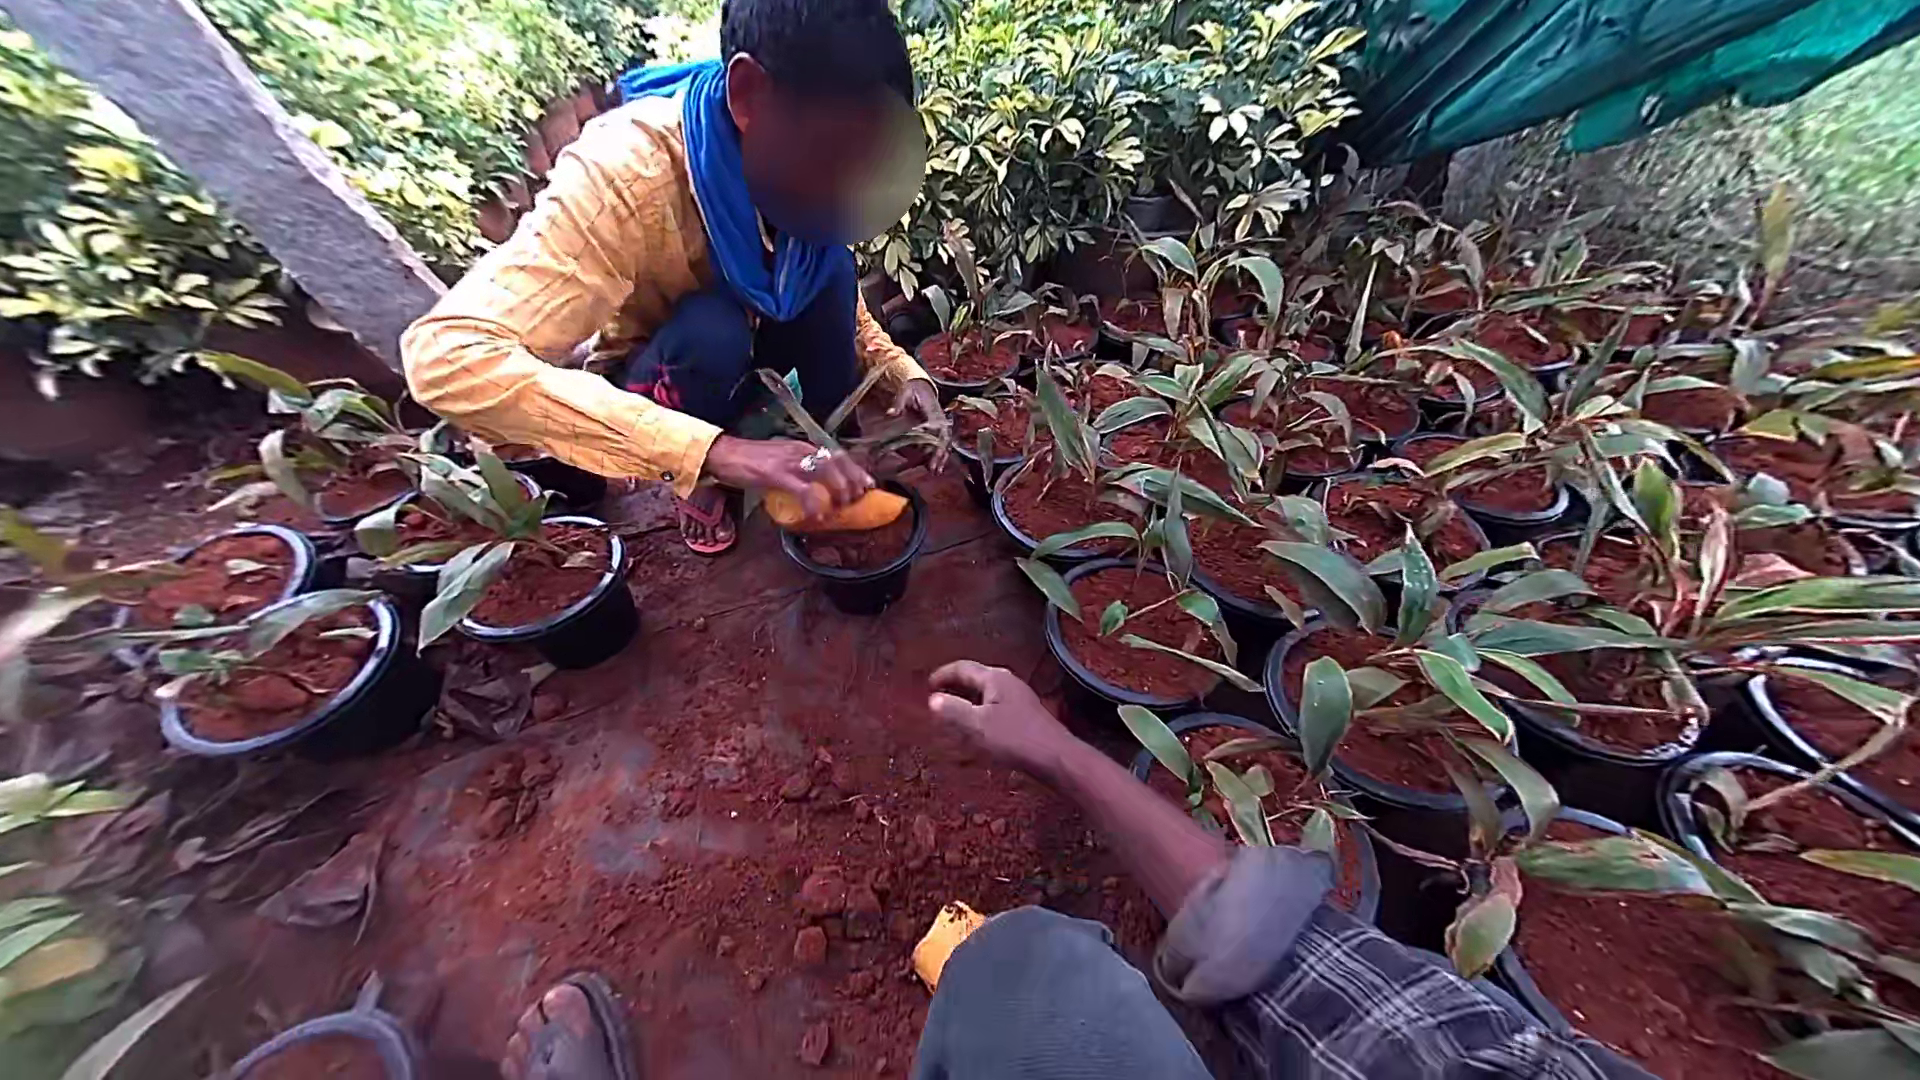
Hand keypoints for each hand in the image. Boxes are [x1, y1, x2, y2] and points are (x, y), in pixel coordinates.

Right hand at [703, 436, 872, 518]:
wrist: (724, 455)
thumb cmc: (751, 460)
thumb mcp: (782, 460)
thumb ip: (800, 468)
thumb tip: (816, 487)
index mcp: (804, 446)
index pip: (838, 455)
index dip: (856, 470)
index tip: (869, 485)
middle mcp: (801, 449)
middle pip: (837, 463)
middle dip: (852, 483)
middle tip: (856, 500)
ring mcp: (790, 461)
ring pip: (825, 474)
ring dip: (837, 492)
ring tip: (840, 508)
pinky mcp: (777, 474)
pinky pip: (803, 491)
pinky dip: (814, 504)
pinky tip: (817, 516)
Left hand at [890, 378, 949, 470]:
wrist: (921, 387)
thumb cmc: (913, 389)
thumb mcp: (905, 391)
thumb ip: (899, 402)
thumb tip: (891, 413)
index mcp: (934, 411)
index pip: (937, 429)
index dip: (935, 442)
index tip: (930, 452)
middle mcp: (940, 420)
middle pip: (943, 440)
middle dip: (939, 455)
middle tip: (934, 469)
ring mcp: (940, 427)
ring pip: (943, 445)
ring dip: (940, 458)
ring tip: (935, 471)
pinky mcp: (936, 432)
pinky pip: (940, 445)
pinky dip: (938, 456)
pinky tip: (934, 467)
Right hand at [927, 661, 1079, 779]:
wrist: (1055, 757)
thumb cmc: (1015, 738)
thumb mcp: (978, 726)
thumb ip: (954, 710)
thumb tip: (932, 699)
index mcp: (995, 678)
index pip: (963, 668)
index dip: (943, 674)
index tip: (928, 685)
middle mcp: (1007, 682)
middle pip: (975, 678)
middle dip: (954, 686)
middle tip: (937, 698)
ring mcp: (1018, 697)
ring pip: (985, 692)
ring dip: (966, 700)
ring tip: (952, 713)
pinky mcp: (1025, 714)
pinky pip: (994, 705)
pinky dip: (979, 710)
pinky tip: (976, 728)